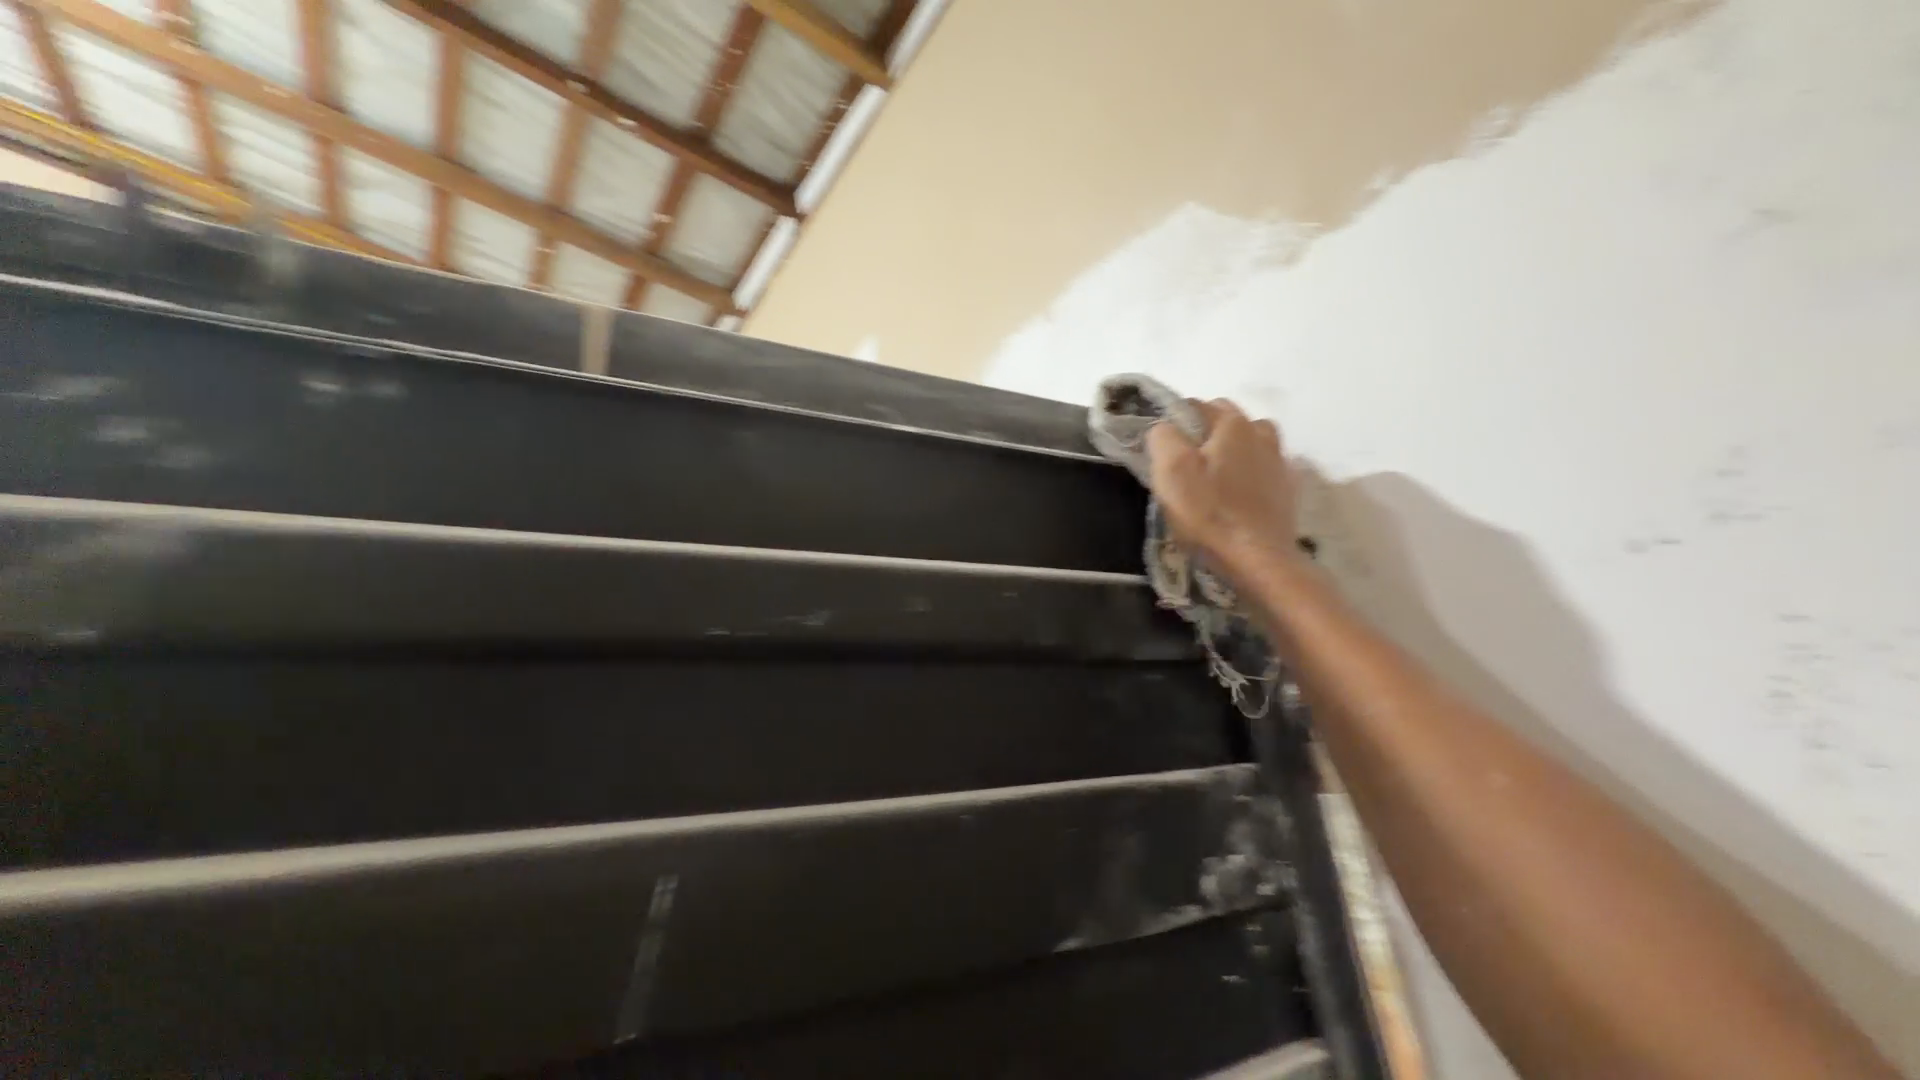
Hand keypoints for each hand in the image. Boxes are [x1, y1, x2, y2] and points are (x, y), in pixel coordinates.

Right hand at [1145, 399, 1297, 576]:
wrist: (1257, 560)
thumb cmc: (1208, 513)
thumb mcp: (1170, 470)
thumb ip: (1163, 437)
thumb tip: (1165, 428)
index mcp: (1232, 423)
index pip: (1194, 405)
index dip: (1173, 424)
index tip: (1162, 451)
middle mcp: (1261, 433)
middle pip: (1225, 420)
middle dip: (1204, 434)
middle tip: (1185, 467)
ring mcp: (1280, 461)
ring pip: (1249, 442)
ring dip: (1232, 451)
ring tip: (1215, 479)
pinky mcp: (1288, 489)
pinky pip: (1264, 469)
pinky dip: (1250, 474)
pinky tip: (1238, 495)